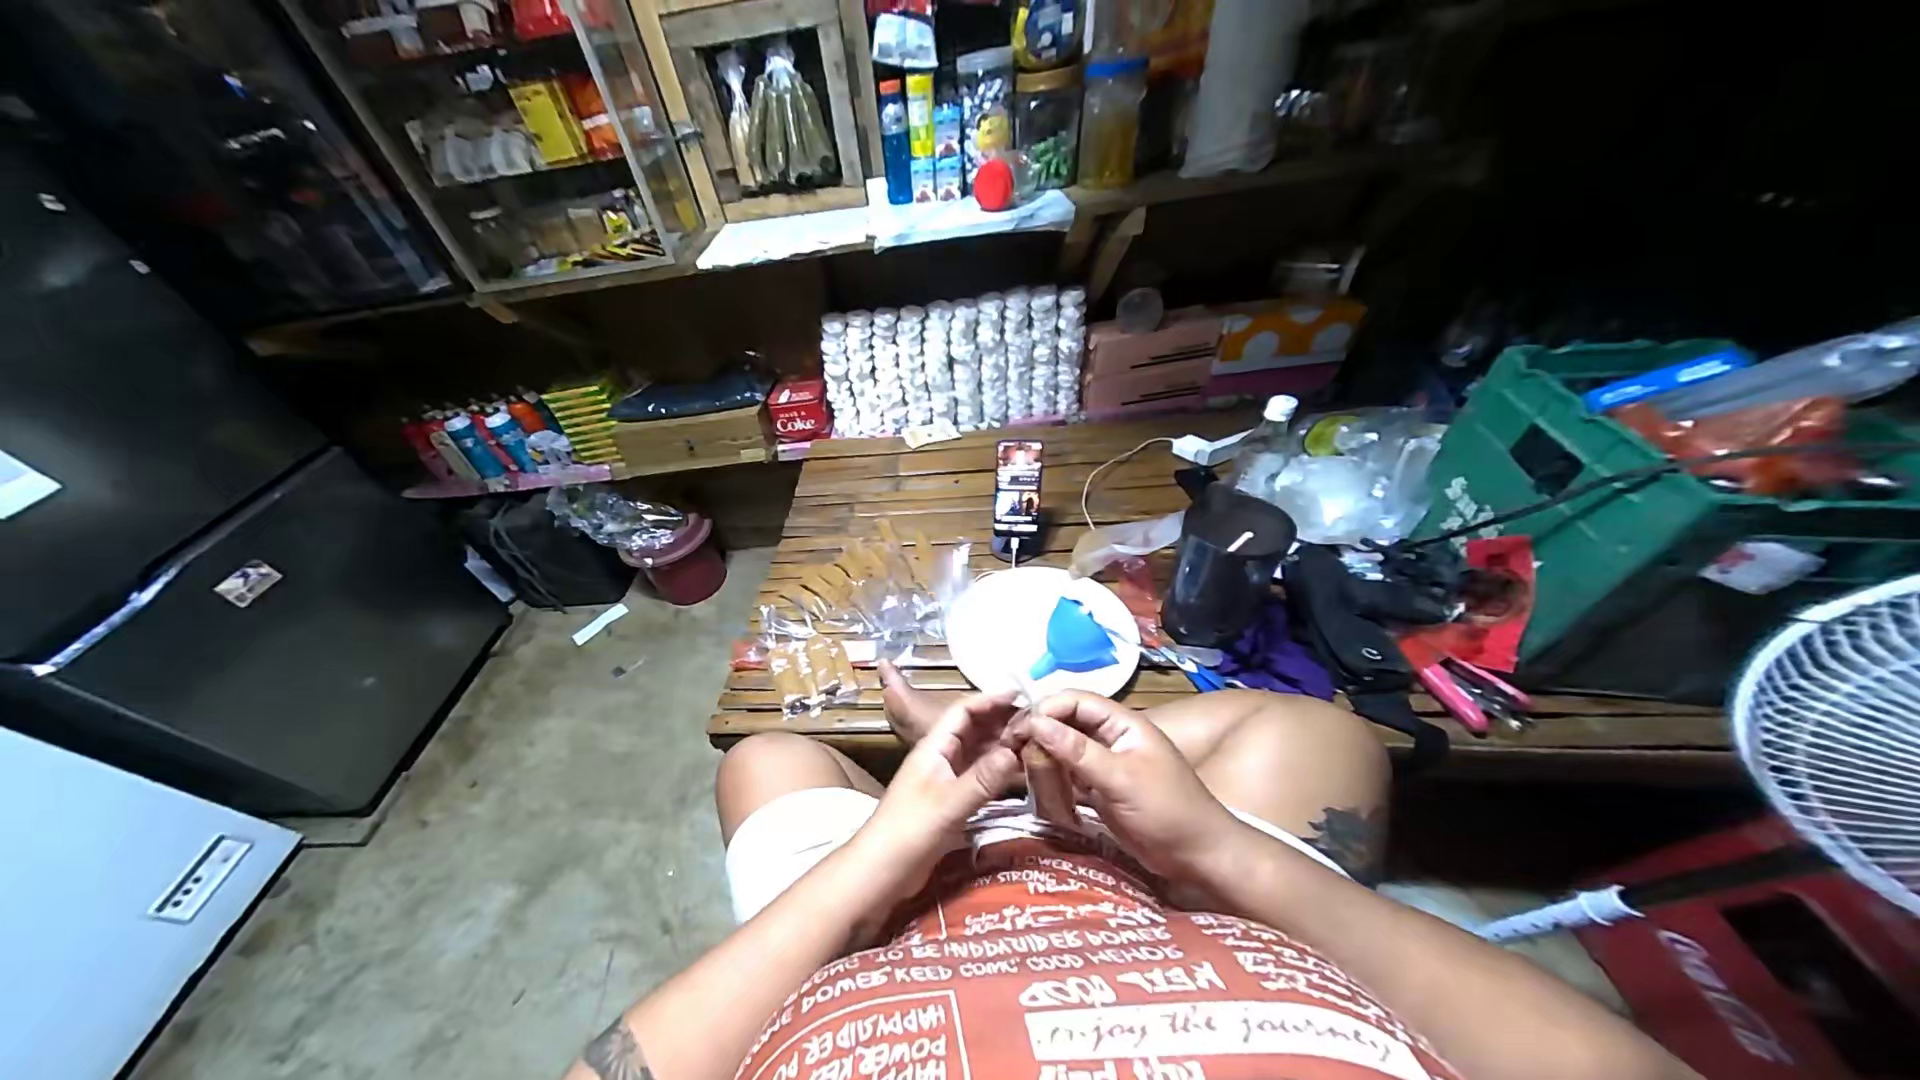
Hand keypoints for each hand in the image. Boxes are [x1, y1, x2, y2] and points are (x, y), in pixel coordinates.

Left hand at [851, 691, 1024, 896]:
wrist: (881, 871)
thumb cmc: (910, 830)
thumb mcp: (950, 802)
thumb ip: (983, 778)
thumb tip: (1015, 750)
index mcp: (934, 746)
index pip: (963, 710)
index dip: (990, 699)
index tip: (1020, 694)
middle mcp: (940, 756)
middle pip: (973, 728)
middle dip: (1002, 721)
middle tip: (1037, 722)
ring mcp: (945, 778)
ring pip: (978, 752)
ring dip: (1002, 745)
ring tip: (1034, 743)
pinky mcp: (950, 800)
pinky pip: (979, 775)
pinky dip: (998, 770)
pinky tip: (1018, 774)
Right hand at [1008, 691, 1244, 883]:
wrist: (1199, 858)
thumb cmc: (1166, 811)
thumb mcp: (1120, 778)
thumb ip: (1077, 750)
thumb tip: (1036, 722)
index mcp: (1122, 723)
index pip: (1076, 700)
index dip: (1045, 709)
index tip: (1018, 730)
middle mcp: (1111, 737)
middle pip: (1066, 721)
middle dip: (1038, 731)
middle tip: (1008, 748)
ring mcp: (1105, 763)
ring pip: (1063, 747)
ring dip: (1042, 753)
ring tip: (1015, 764)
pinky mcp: (1100, 787)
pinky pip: (1068, 773)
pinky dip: (1052, 775)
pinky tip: (1034, 782)